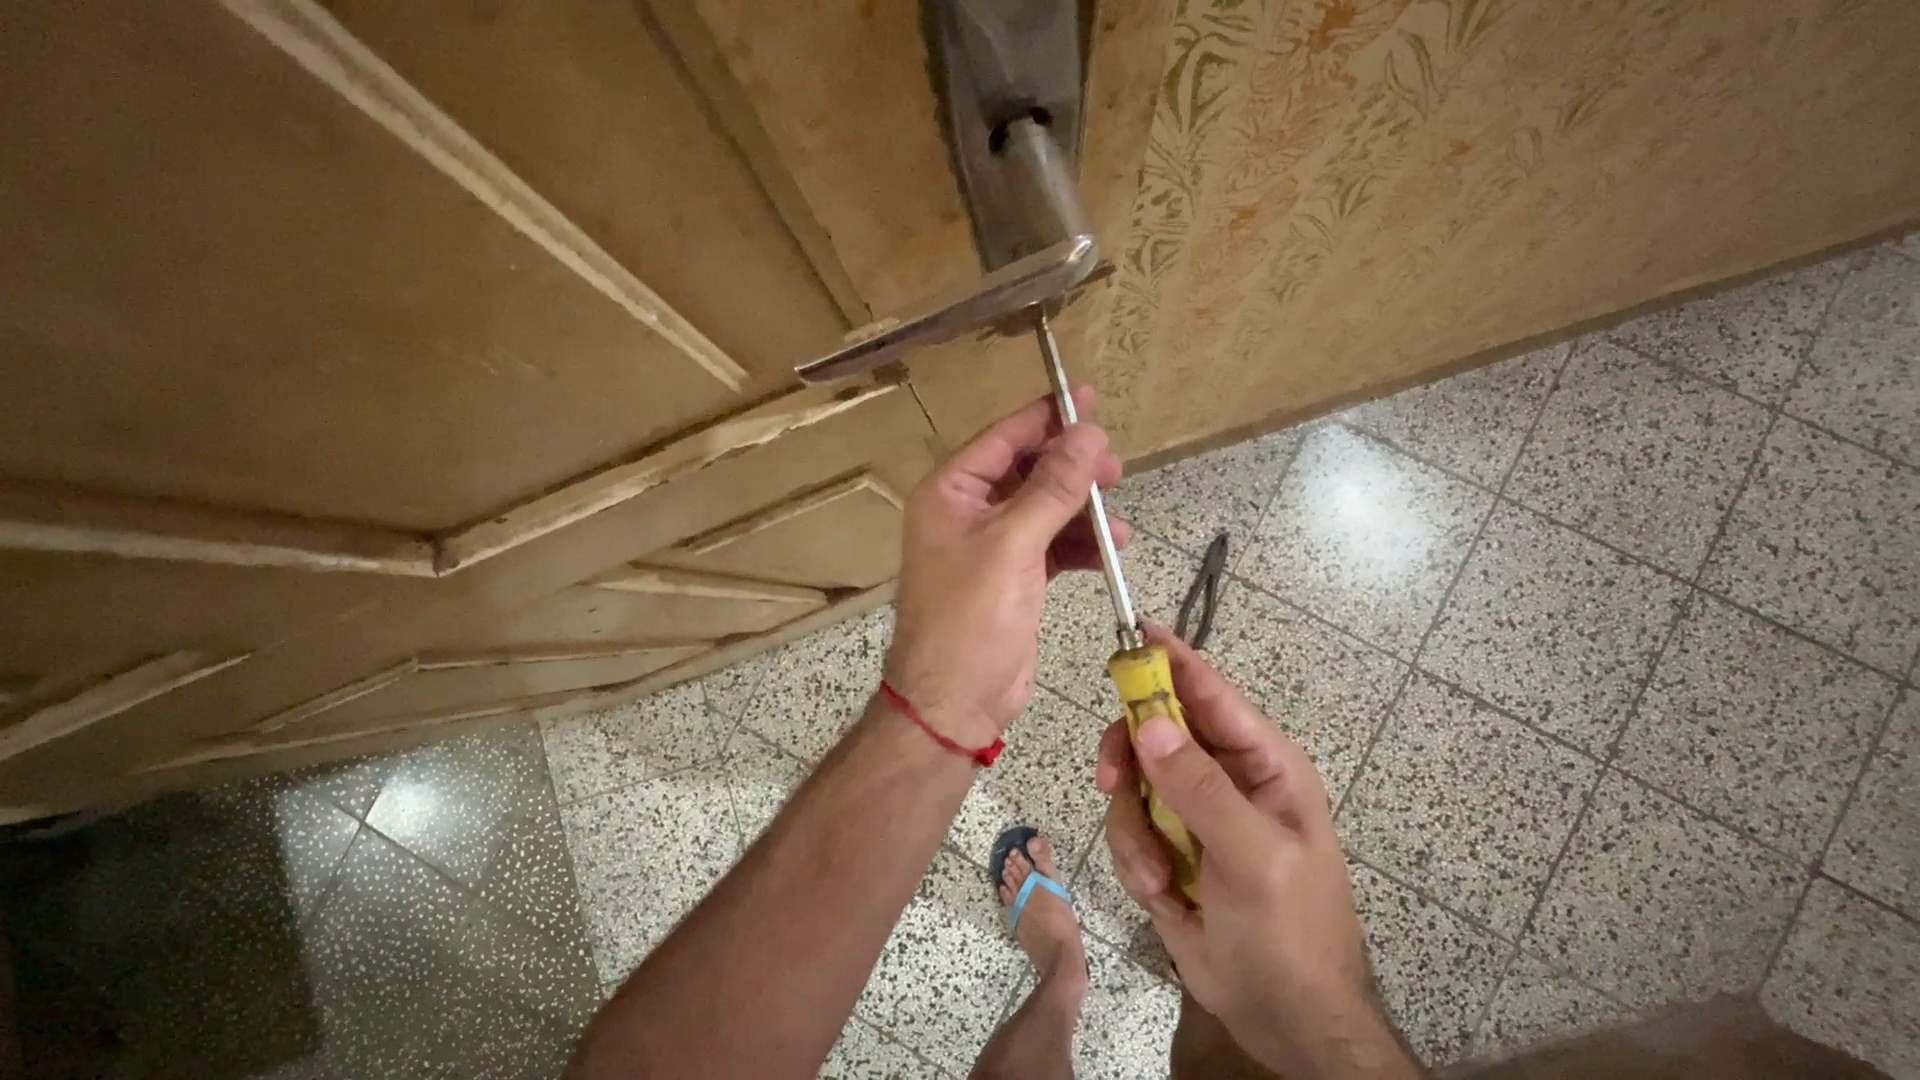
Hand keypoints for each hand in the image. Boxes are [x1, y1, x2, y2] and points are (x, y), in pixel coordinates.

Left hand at [885, 388, 1127, 744]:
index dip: (1046, 417)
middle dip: (1071, 468)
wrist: (954, 700)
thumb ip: (1053, 487)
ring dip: (1082, 510)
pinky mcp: (1013, 577)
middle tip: (1116, 466)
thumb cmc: (971, 618)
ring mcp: (991, 546)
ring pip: (1044, 508)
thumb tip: (1089, 433)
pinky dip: (1079, 544)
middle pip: (1027, 471)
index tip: (1089, 398)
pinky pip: (1051, 545)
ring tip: (1118, 515)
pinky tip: (1111, 547)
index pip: (1003, 438)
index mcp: (950, 492)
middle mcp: (967, 512)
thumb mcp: (1013, 544)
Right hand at [1097, 628, 1419, 1077]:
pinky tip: (1164, 897)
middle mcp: (1223, 778)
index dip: (1171, 661)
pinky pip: (1126, 831)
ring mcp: (1190, 814)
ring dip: (1134, 833)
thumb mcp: (1253, 857)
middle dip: (1129, 760)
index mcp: (1262, 763)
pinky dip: (1135, 863)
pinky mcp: (1165, 850)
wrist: (1283, 1018)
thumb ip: (1200, 788)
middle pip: (1153, 732)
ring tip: (1161, 878)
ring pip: (1130, 787)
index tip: (1131, 634)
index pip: (1211, 694)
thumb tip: (1149, 722)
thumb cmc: (1289, 931)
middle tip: (1111, 781)